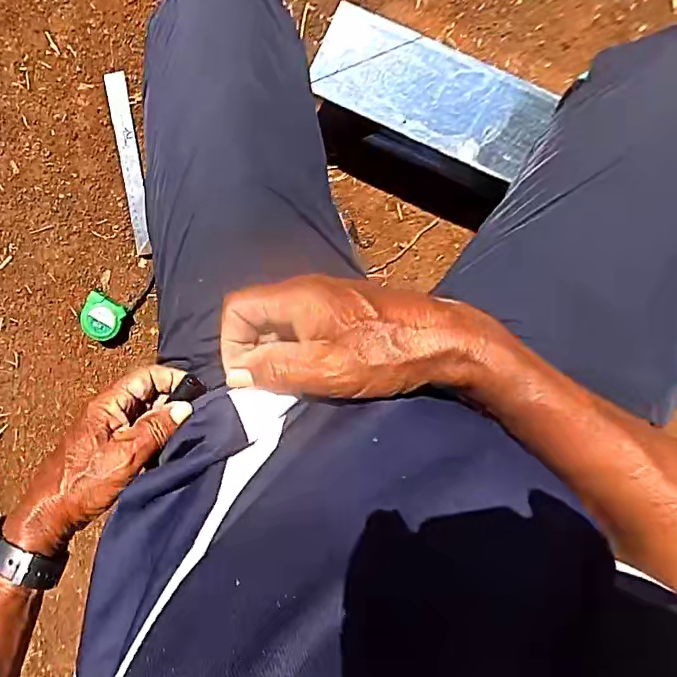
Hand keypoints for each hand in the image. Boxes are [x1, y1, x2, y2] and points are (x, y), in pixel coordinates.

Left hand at [9, 365, 194, 554]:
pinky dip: (155, 438)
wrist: (49, 515)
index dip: (173, 378)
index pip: (146, 375)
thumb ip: (155, 429)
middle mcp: (109, 411)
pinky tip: (167, 451)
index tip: (196, 392)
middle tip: (195, 417)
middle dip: (173, 401)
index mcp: (108, 404)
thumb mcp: (125, 456)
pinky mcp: (111, 447)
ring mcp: (109, 429)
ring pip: (146, 414)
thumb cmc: (79, 486)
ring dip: (165, 422)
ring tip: (185, 435)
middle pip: (148, 393)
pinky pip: (139, 432)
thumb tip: (184, 407)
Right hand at [219, 275, 495, 398]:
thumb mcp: (324, 369)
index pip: (236, 309)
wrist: (444, 338)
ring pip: (281, 324)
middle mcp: (306, 290)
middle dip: (255, 353)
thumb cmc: (386, 353)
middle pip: (256, 316)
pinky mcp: (345, 311)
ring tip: (300, 383)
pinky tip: (323, 372)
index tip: (250, 380)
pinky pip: (305, 327)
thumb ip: (275, 368)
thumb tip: (238, 372)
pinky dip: (302, 351)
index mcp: (295, 297)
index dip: (232, 346)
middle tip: (274, 386)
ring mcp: (327, 298)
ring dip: (279, 355)